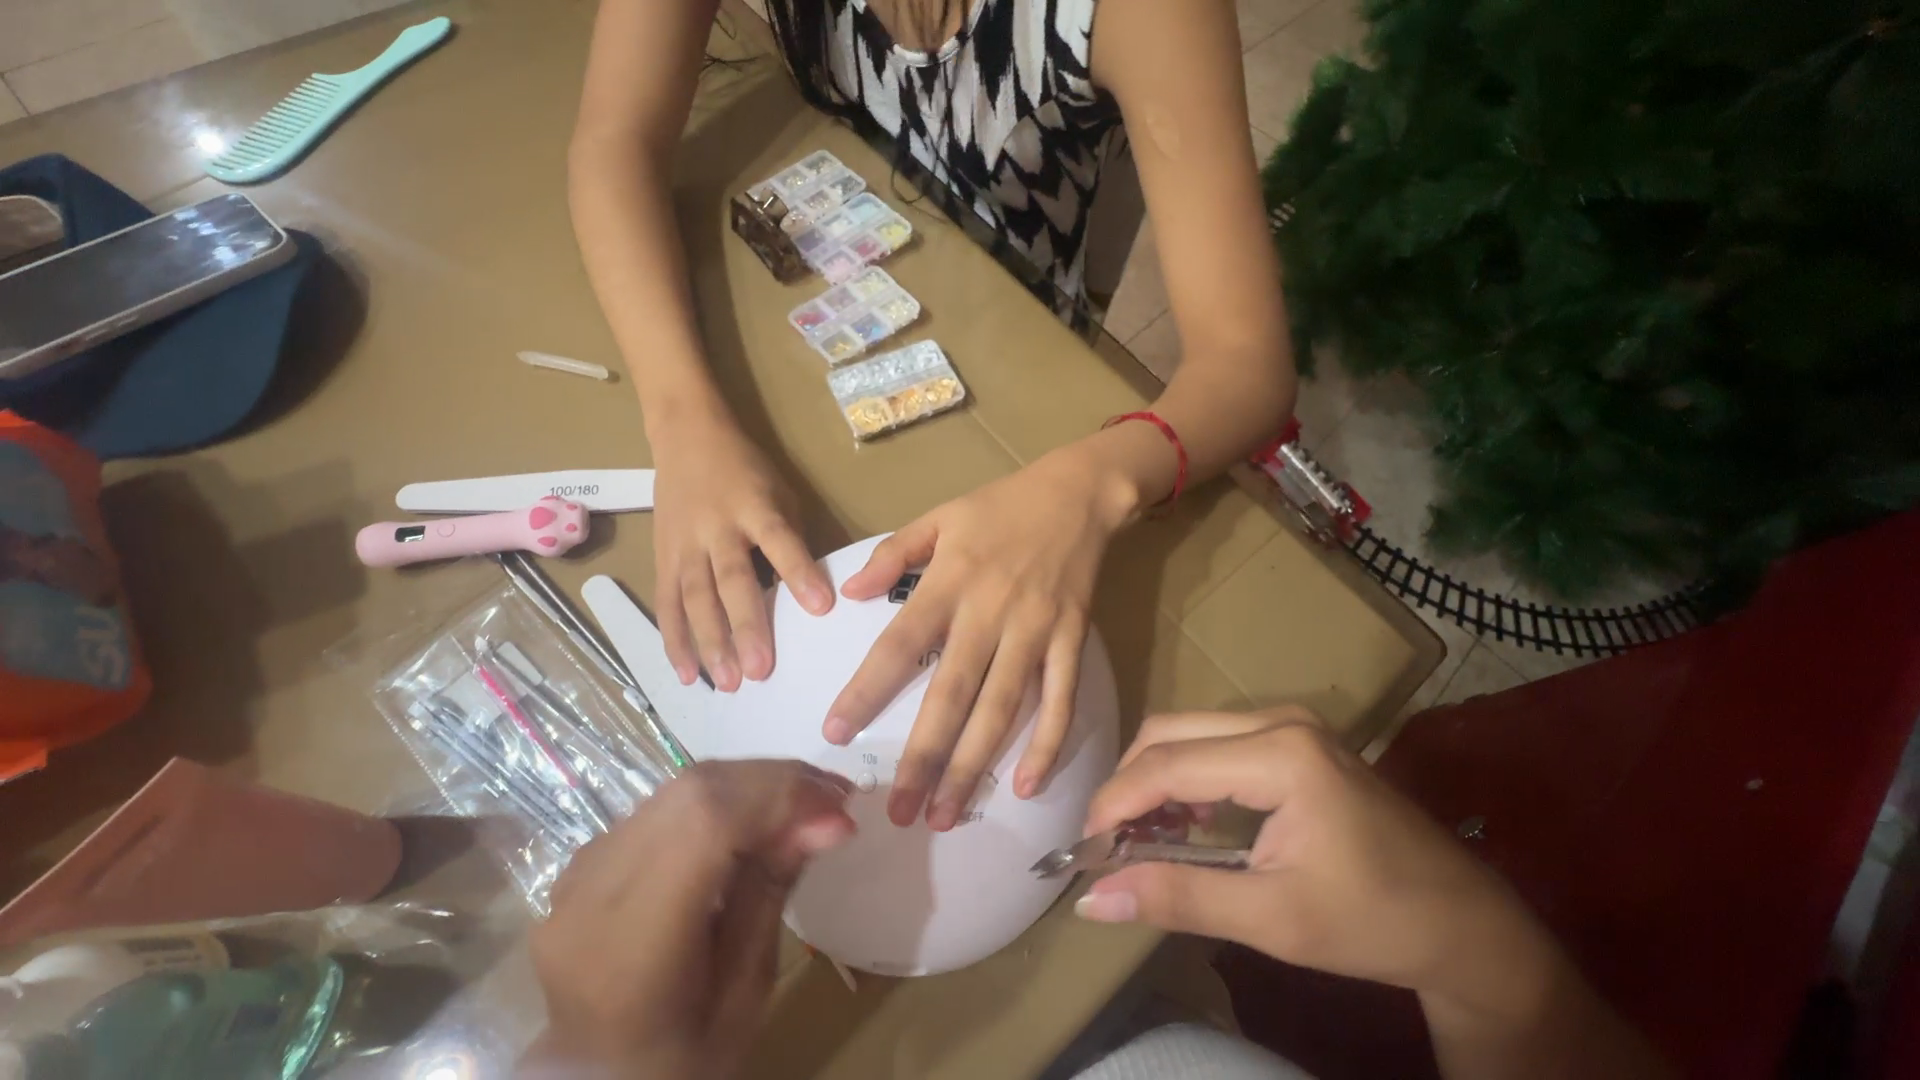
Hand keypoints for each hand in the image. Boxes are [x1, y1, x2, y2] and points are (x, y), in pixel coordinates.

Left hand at [528, 760, 855, 1079]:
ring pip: (680, 788)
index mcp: (632, 943)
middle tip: (836, 797)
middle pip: (694, 792)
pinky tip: (757, 815)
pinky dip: (721, 799)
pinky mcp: (587, 857)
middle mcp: (594, 889)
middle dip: (775, 782)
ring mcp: (583, 867)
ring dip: (751, 784)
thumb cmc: (682, 1053)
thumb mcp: (743, 993)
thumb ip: (772, 893)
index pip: (707, 825)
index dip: (780, 798)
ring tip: (807, 801)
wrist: (597, 1075)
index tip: (842, 810)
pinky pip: (665, 805)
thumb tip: (828, 819)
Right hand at [651, 416, 832, 691]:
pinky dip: (674, 640)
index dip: (798, 573)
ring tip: (728, 683)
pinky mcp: (662, 557)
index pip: (779, 541)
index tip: (821, 608)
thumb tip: (804, 592)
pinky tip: (687, 673)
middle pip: (730, 579)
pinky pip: (667, 603)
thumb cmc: (746, 470)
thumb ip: (790, 538)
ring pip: (695, 597)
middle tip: (761, 670)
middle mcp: (717, 528)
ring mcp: (685, 545)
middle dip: (745, 626)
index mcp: (755, 507)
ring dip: (710, 643)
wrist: (685, 437)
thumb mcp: (780, 492)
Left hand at [824, 447, 1134, 830]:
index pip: (900, 645)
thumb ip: (894, 553)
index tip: (836, 733)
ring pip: (1002, 709)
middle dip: (924, 758)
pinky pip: (1060, 700)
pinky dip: (1047, 744)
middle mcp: (990, 614)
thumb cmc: (999, 506)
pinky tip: (1028, 787)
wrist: (1076, 494)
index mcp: (950, 582)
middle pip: (952, 695)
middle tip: (898, 813)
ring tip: (946, 814)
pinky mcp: (1072, 641)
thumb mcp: (939, 515)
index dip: (868, 690)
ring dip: (975, 766)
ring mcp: (1036, 632)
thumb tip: (850, 594)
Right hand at [1076, 708, 1565, 1017]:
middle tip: (1107, 842)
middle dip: (1128, 784)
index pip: (1167, 764)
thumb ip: (1179, 897)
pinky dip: (1184, 776)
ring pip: (1188, 733)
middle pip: (1169, 733)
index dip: (1115, 803)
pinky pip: (1215, 743)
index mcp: (1280, 755)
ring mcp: (1290, 726)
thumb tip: (1091, 899)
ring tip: (1137, 838)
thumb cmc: (1373, 922)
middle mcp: (1280, 722)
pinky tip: (1183, 822)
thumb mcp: (1272, 918)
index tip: (1085, 847)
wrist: (1465, 923)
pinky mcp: (1295, 741)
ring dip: (1153, 779)